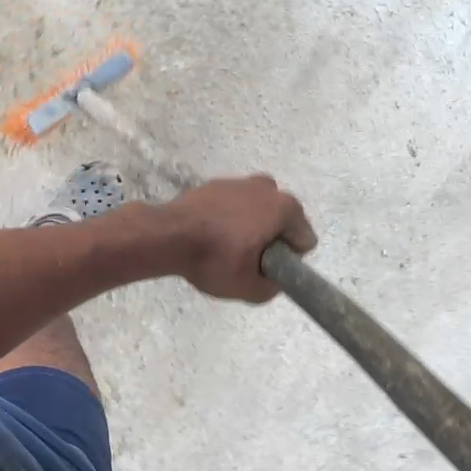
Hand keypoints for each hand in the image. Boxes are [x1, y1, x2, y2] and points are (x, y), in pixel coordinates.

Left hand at [163, 175, 316, 302]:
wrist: (166, 235)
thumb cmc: (213, 259)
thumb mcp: (249, 288)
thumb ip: (273, 287)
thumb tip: (274, 280)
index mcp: (284, 208)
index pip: (304, 240)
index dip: (288, 259)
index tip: (264, 268)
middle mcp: (267, 188)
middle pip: (280, 222)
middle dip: (269, 240)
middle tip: (243, 260)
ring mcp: (239, 182)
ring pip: (256, 212)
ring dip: (248, 228)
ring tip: (223, 248)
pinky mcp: (214, 184)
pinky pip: (232, 206)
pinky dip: (227, 219)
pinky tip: (209, 235)